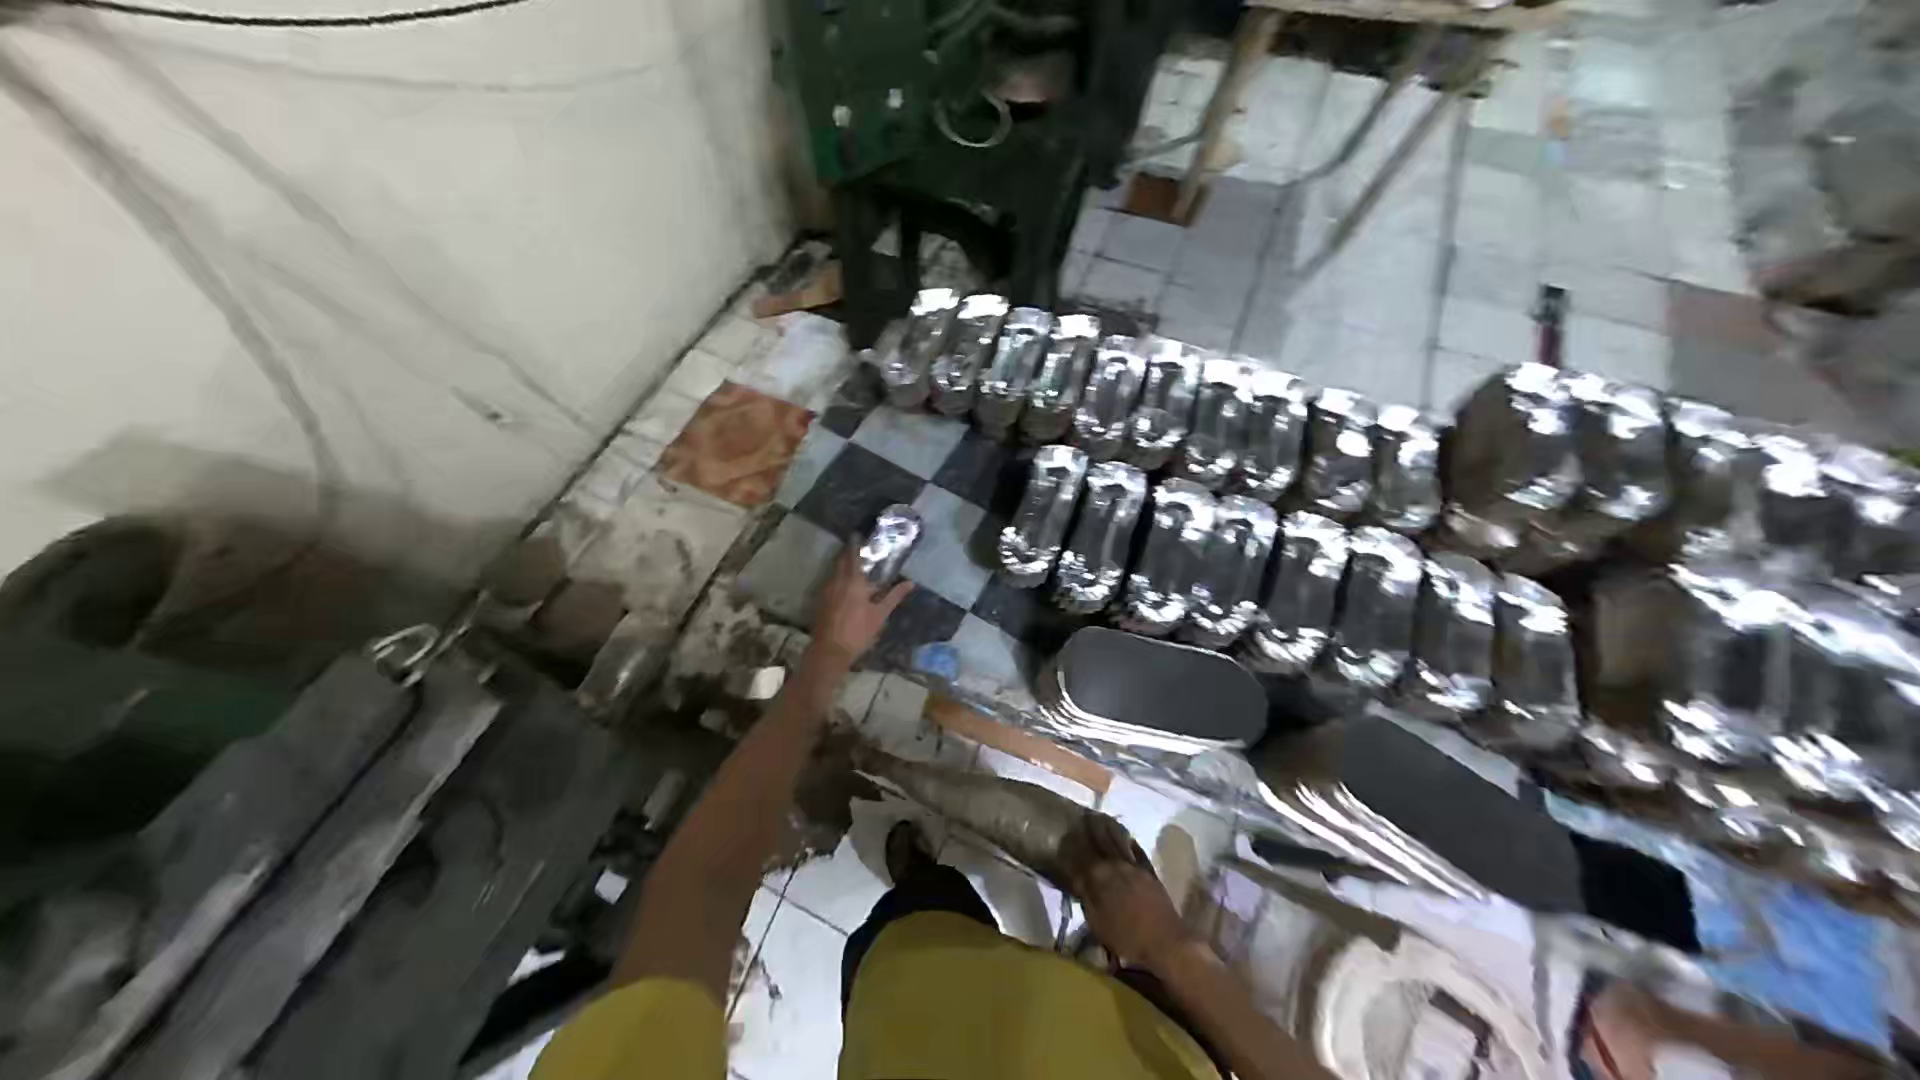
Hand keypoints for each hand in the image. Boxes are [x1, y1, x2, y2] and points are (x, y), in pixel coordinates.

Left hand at [811, 548, 910, 665]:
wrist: (830, 651)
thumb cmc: (858, 631)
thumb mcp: (880, 614)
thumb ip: (894, 596)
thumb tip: (911, 583)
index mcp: (853, 581)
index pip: (852, 556)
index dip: (854, 544)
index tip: (857, 535)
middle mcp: (836, 581)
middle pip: (840, 561)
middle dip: (847, 553)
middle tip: (856, 548)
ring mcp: (826, 591)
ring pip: (834, 572)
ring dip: (842, 566)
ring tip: (854, 566)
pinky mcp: (820, 601)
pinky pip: (830, 582)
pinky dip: (837, 579)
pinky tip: (845, 586)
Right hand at [1062, 813, 1192, 970]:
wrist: (1164, 942)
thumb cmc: (1126, 937)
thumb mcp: (1097, 921)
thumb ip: (1086, 895)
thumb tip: (1078, 875)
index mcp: (1098, 876)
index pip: (1081, 853)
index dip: (1073, 842)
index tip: (1067, 833)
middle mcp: (1115, 865)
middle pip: (1101, 841)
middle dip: (1091, 828)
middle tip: (1085, 816)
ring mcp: (1134, 866)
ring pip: (1119, 841)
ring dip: (1110, 829)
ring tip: (1103, 818)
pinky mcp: (1150, 873)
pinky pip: (1138, 852)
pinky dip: (1131, 843)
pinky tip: (1129, 838)